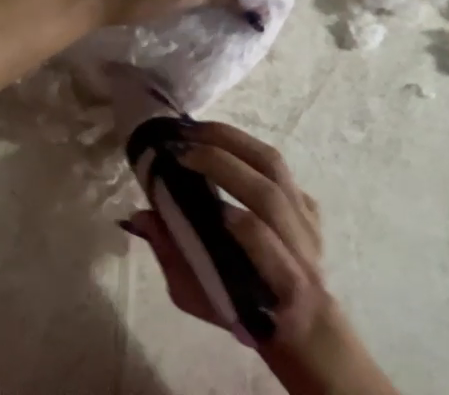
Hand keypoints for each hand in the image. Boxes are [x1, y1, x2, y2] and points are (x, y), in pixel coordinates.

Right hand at [123, 122, 330, 353]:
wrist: (302, 319)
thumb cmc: (243, 311)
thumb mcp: (199, 297)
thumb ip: (171, 255)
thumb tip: (141, 216)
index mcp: (280, 279)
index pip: (262, 239)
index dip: (232, 216)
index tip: (196, 200)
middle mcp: (300, 244)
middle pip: (267, 193)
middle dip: (221, 163)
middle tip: (181, 148)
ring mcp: (307, 219)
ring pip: (274, 166)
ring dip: (231, 141)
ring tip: (195, 130)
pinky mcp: (308, 202)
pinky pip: (278, 165)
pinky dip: (245, 147)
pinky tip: (218, 140)